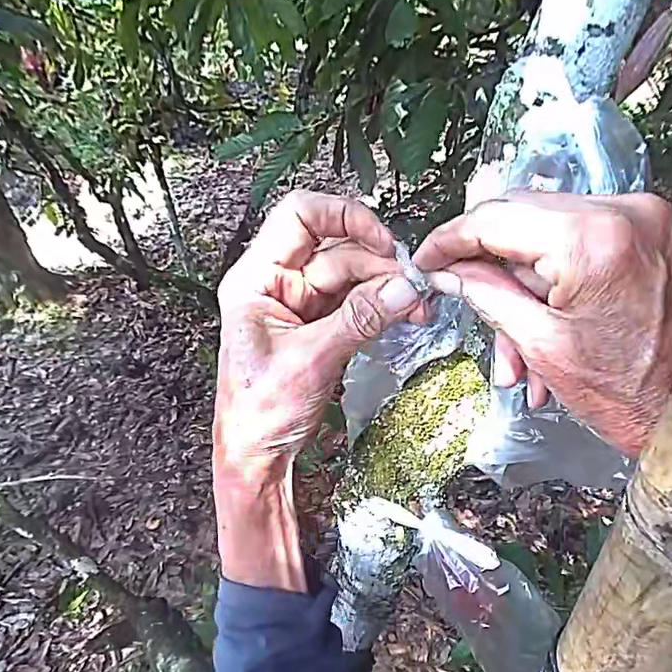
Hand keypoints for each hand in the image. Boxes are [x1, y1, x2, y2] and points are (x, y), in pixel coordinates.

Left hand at [214, 191, 424, 589]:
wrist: (257, 454)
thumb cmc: (260, 412)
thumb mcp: (312, 360)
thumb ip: (360, 320)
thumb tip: (403, 288)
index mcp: (256, 279)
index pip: (300, 217)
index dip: (345, 217)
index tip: (384, 242)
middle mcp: (277, 285)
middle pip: (337, 250)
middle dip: (378, 266)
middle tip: (412, 287)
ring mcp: (300, 307)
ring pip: (352, 279)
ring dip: (386, 289)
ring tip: (415, 307)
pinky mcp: (320, 329)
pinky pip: (356, 306)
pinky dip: (381, 309)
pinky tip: (402, 315)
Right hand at [412, 192, 671, 455]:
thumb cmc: (628, 394)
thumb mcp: (540, 346)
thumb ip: (487, 295)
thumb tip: (452, 271)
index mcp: (592, 240)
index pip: (497, 217)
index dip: (452, 239)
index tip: (429, 258)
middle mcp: (624, 213)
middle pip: (523, 218)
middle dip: (489, 267)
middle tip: (463, 295)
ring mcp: (642, 220)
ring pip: (549, 236)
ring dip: (523, 289)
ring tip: (516, 354)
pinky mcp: (649, 236)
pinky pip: (580, 245)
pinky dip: (555, 284)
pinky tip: (543, 333)